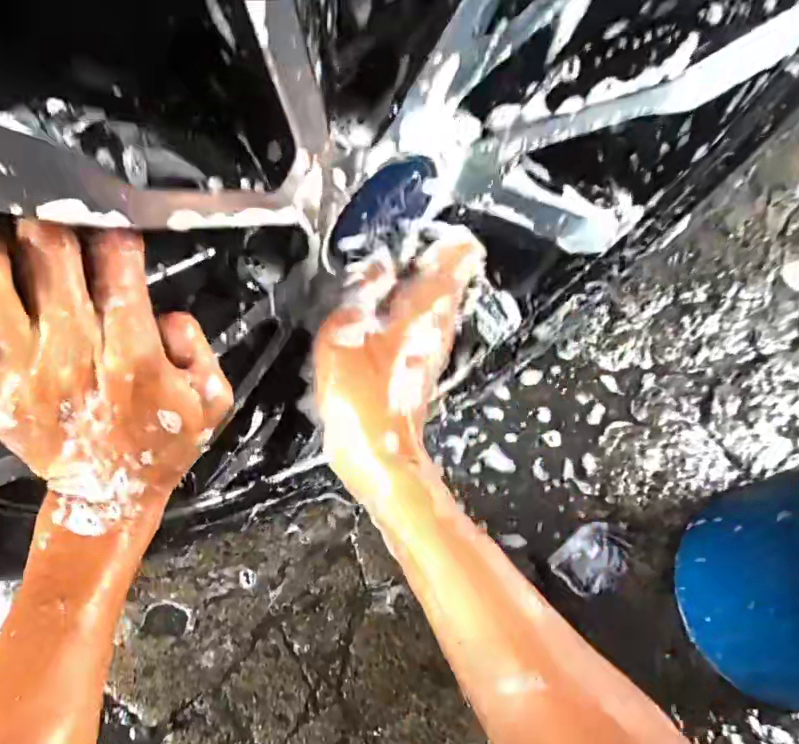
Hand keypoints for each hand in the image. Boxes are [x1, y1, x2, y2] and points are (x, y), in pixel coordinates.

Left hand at [0, 221, 232, 526]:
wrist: (112, 496)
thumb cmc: (156, 446)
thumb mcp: (211, 402)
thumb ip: (200, 349)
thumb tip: (167, 315)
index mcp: (130, 353)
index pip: (115, 257)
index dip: (115, 233)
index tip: (114, 239)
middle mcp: (70, 354)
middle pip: (45, 245)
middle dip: (51, 224)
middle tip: (55, 237)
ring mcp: (18, 373)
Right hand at [311, 228, 484, 505]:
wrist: (381, 460)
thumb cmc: (364, 403)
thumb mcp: (344, 334)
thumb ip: (361, 294)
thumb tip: (375, 267)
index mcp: (424, 309)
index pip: (453, 258)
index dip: (447, 239)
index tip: (438, 229)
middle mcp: (437, 330)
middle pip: (449, 284)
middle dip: (436, 262)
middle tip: (423, 248)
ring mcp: (431, 355)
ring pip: (436, 310)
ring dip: (422, 292)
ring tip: (403, 279)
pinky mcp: (419, 377)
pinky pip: (421, 335)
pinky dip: (410, 321)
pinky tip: (391, 324)